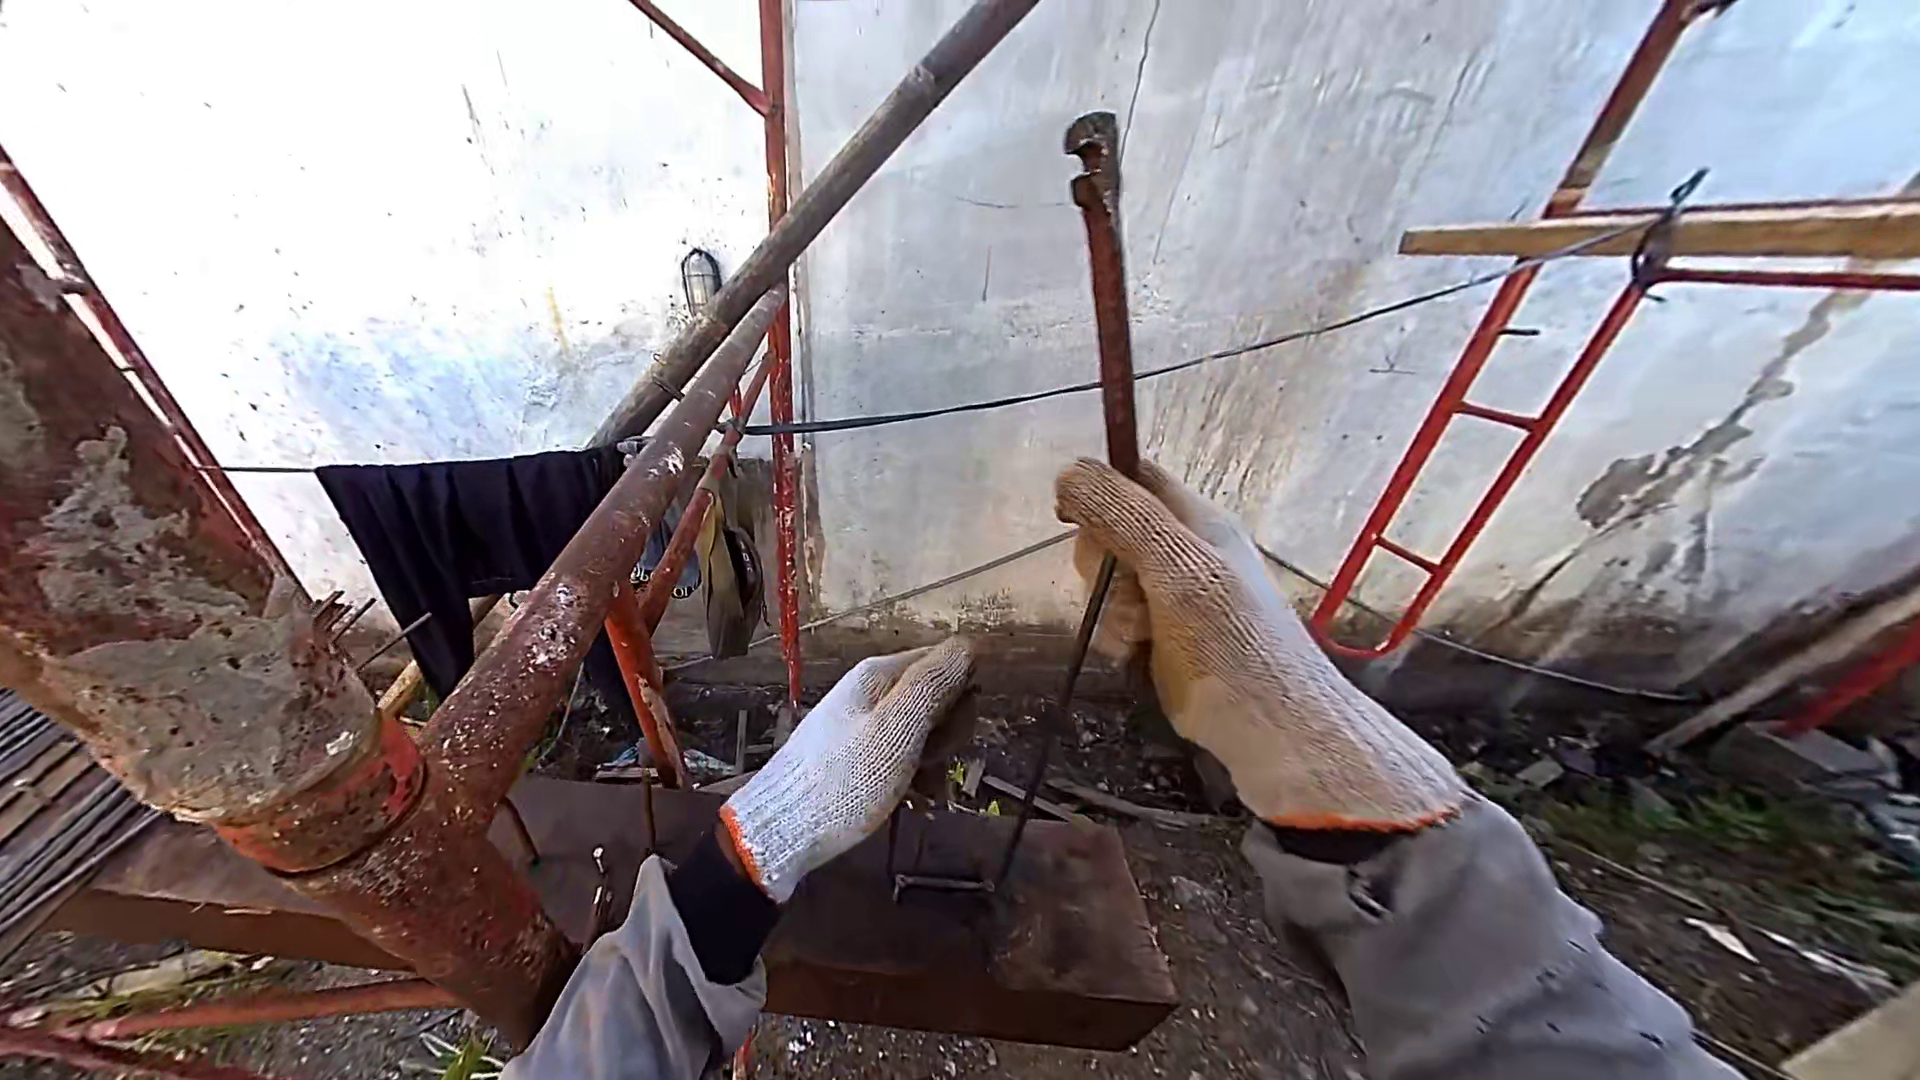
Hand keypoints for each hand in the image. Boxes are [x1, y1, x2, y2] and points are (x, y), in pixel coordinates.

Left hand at [719, 636, 975, 900]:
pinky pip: (908, 751)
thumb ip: (933, 685)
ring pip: (928, 728)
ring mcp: (868, 721)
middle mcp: (876, 688)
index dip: (962, 694)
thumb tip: (971, 644)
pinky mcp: (864, 750)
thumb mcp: (895, 731)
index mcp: (881, 673)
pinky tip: (916, 799)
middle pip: (939, 695)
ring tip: (921, 788)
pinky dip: (919, 774)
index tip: (948, 729)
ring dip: (936, 759)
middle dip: (947, 731)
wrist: (780, 834)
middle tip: (928, 760)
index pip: (947, 660)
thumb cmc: (842, 781)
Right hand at [1054, 459, 1462, 830]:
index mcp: (1195, 520)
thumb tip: (1069, 471)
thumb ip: (1125, 517)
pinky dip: (1114, 633)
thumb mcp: (1177, 569)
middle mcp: (1181, 549)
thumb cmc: (1230, 643)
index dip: (1098, 488)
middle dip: (1102, 561)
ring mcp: (1169, 592)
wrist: (1269, 730)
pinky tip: (1133, 651)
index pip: (1135, 478)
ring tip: (1137, 632)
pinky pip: (1114, 615)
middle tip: (1125, 590)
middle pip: (1111, 529)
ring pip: (1107, 577)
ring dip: (1108, 605)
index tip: (1070, 516)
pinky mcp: (1158, 630)